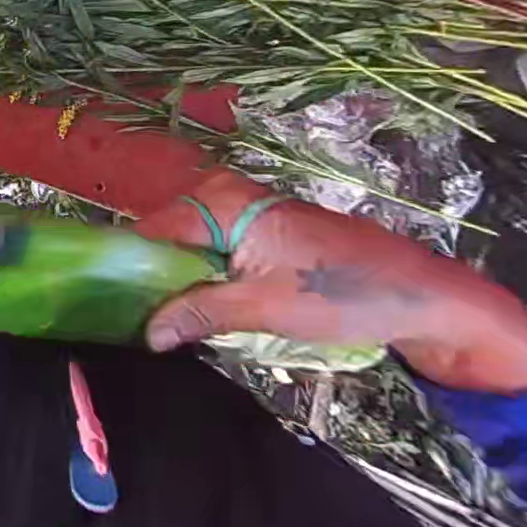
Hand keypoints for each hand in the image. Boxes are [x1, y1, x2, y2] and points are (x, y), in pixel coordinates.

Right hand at [141, 170, 526, 393]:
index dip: (129, 264)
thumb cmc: (338, 293)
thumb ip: (198, 311)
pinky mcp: (264, 230)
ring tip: (159, 318)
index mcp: (222, 201)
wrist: (418, 293)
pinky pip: (216, 248)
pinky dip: (203, 274)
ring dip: (178, 278)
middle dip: (152, 274)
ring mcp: (247, 210)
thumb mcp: (262, 307)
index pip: (154, 228)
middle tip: (136, 318)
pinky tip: (196, 306)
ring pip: (192, 243)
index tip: (108, 302)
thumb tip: (145, 332)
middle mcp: (228, 194)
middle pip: (170, 234)